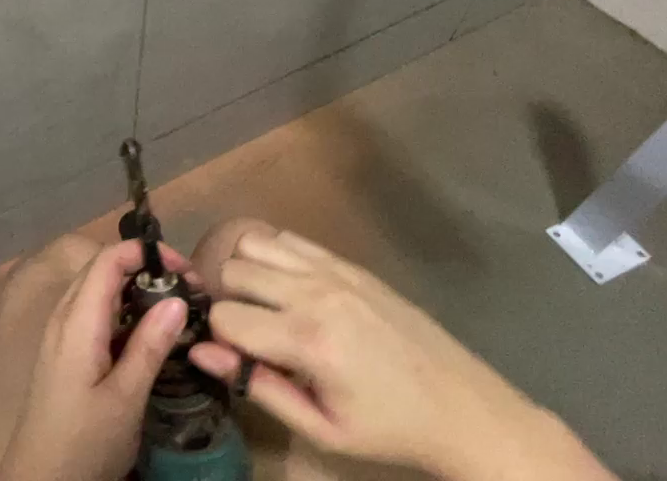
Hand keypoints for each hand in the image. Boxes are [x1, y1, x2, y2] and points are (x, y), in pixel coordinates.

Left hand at [0, 239, 190, 480]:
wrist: (37, 477)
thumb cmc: (83, 440)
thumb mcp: (126, 398)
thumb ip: (149, 346)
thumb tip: (177, 299)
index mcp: (77, 319)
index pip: (107, 259)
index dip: (146, 253)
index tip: (186, 269)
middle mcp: (63, 314)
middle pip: (101, 268)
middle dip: (144, 267)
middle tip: (188, 290)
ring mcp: (59, 331)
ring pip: (96, 288)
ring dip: (133, 288)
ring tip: (174, 308)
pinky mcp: (62, 348)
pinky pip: (91, 311)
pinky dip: (120, 309)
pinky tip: (145, 332)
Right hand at [188, 227, 614, 480]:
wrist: (467, 411)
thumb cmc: (390, 429)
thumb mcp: (322, 429)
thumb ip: (257, 386)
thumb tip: (199, 352)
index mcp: (308, 341)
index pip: (225, 316)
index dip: (219, 338)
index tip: (234, 356)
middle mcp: (314, 293)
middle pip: (231, 272)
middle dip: (228, 302)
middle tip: (248, 332)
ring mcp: (332, 271)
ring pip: (251, 245)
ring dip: (246, 273)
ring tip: (263, 306)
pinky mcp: (348, 263)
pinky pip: (285, 238)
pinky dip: (271, 256)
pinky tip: (286, 286)